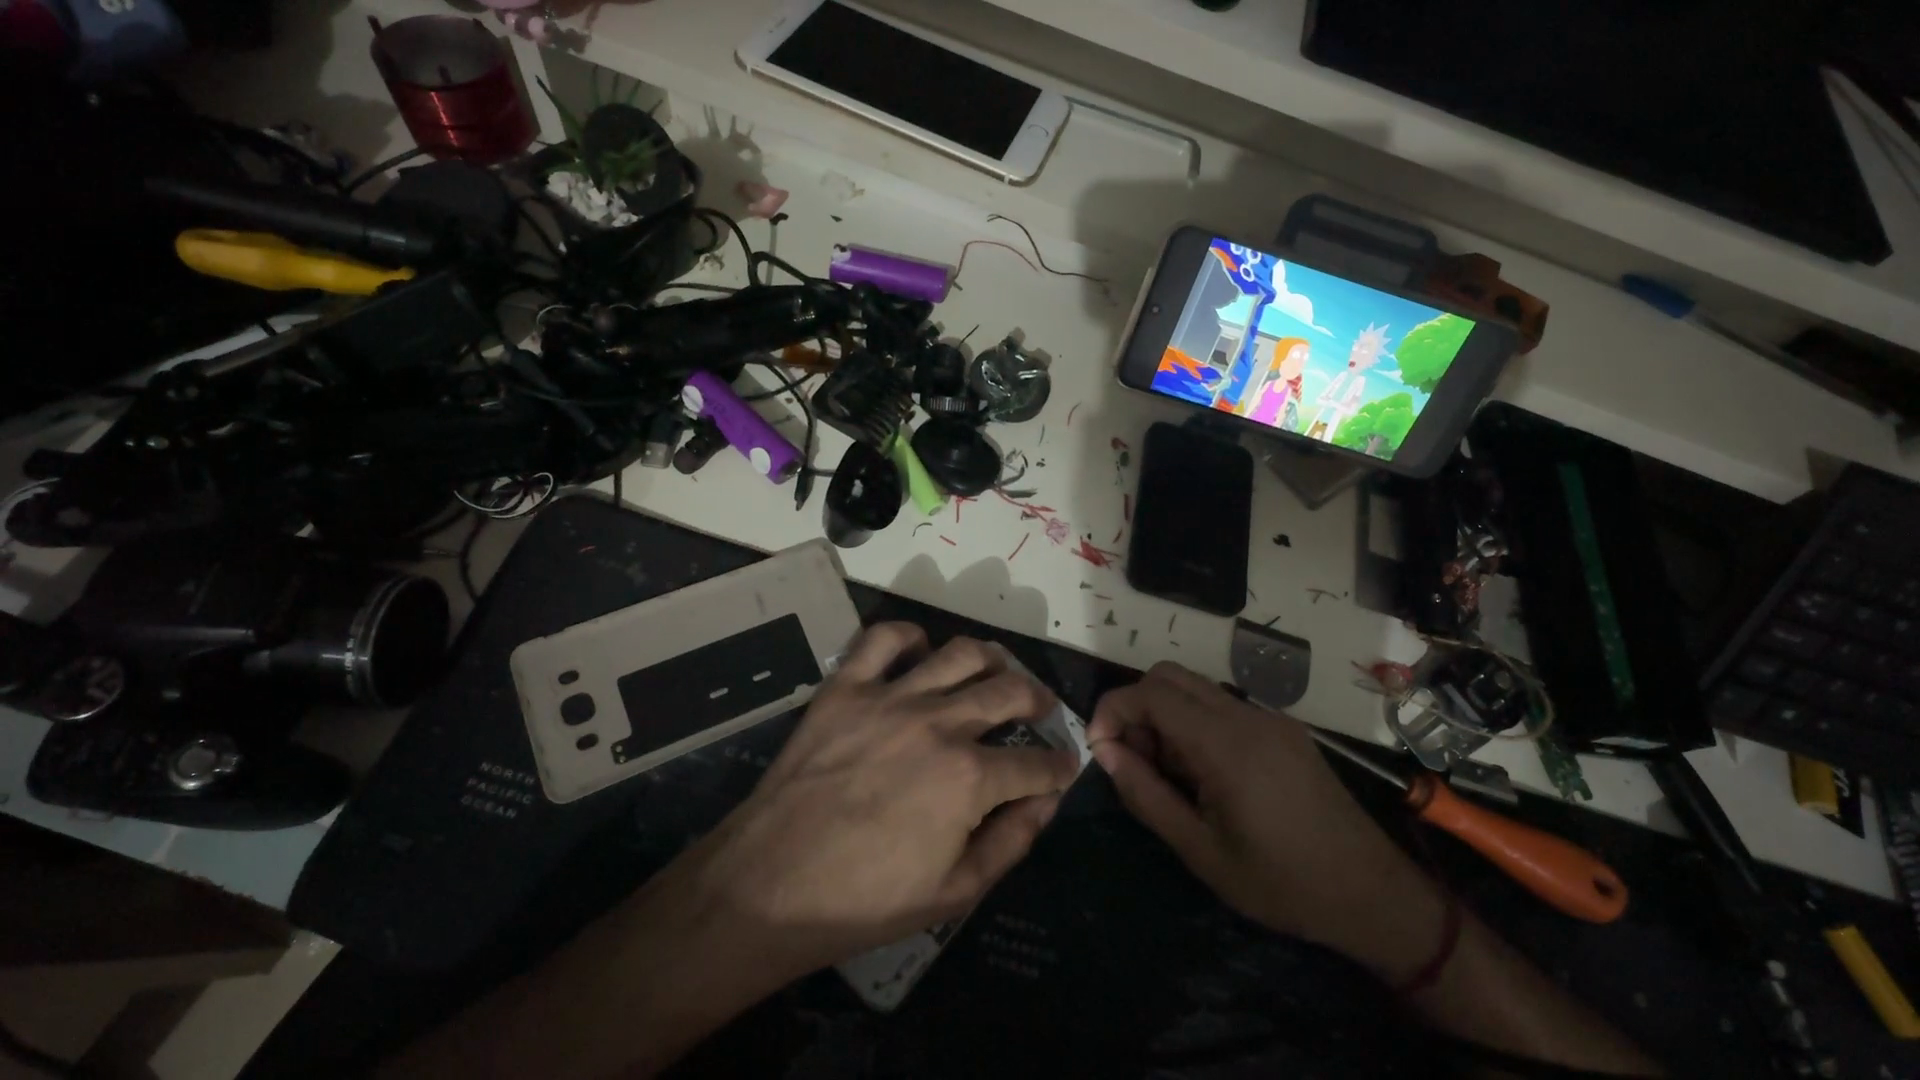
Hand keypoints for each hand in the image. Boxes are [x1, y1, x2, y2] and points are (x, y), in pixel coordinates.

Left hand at [664, 623, 1080, 980]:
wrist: (769, 886)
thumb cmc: (864, 902)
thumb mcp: (954, 893)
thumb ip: (1011, 842)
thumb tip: (1046, 802)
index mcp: (970, 778)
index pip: (1037, 764)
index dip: (1058, 766)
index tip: (1063, 766)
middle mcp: (938, 724)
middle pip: (1010, 691)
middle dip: (1038, 701)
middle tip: (1041, 711)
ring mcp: (889, 699)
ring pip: (960, 653)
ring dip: (991, 660)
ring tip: (996, 672)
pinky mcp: (844, 688)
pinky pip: (884, 639)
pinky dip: (911, 637)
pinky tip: (922, 652)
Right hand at [1087, 662, 1445, 975]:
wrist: (1372, 894)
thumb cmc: (1281, 884)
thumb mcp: (1200, 851)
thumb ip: (1146, 795)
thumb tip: (1105, 752)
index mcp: (1227, 745)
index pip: (1152, 693)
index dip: (1112, 710)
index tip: (1100, 750)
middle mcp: (1249, 717)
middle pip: (1171, 677)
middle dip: (1137, 708)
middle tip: (1133, 762)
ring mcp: (1272, 721)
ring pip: (1197, 690)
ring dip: (1166, 717)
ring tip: (1168, 776)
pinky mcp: (1286, 732)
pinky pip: (1224, 708)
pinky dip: (1195, 725)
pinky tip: (1203, 776)